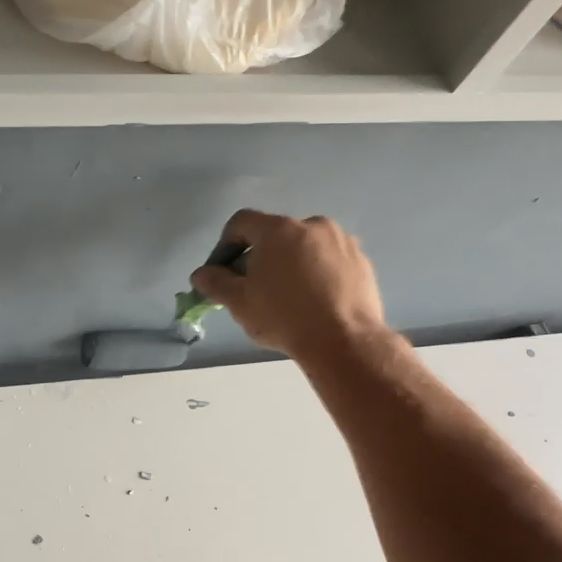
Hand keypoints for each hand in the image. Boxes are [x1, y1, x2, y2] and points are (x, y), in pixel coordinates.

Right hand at [190, 210, 386, 357]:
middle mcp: (311, 225)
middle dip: (258, 257)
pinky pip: (328, 260)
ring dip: (289, 264)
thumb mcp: (239, 303)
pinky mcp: (360, 260)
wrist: (343, 338)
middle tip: (252, 289)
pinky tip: (312, 302)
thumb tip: (201, 274)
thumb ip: (216, 283)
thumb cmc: (283, 317)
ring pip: (303, 247)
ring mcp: (341, 240)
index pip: (241, 223)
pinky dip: (315, 274)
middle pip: (274, 235)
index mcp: (278, 230)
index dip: (224, 245)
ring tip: (286, 297)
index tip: (221, 273)